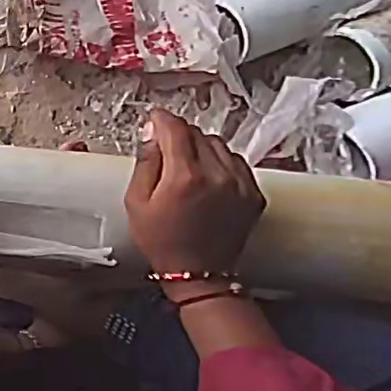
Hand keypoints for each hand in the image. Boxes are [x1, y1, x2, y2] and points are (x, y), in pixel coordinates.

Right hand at [126, 108, 265, 279]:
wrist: (198, 273)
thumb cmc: (161, 240)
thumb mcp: (136, 202)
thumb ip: (145, 164)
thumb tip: (153, 136)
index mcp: (185, 176)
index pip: (176, 129)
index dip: (162, 119)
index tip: (154, 118)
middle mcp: (217, 175)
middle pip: (198, 134)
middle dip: (179, 135)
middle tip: (165, 147)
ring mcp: (240, 184)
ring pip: (219, 145)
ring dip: (201, 147)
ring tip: (186, 165)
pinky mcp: (254, 193)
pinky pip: (236, 162)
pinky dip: (220, 162)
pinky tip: (206, 177)